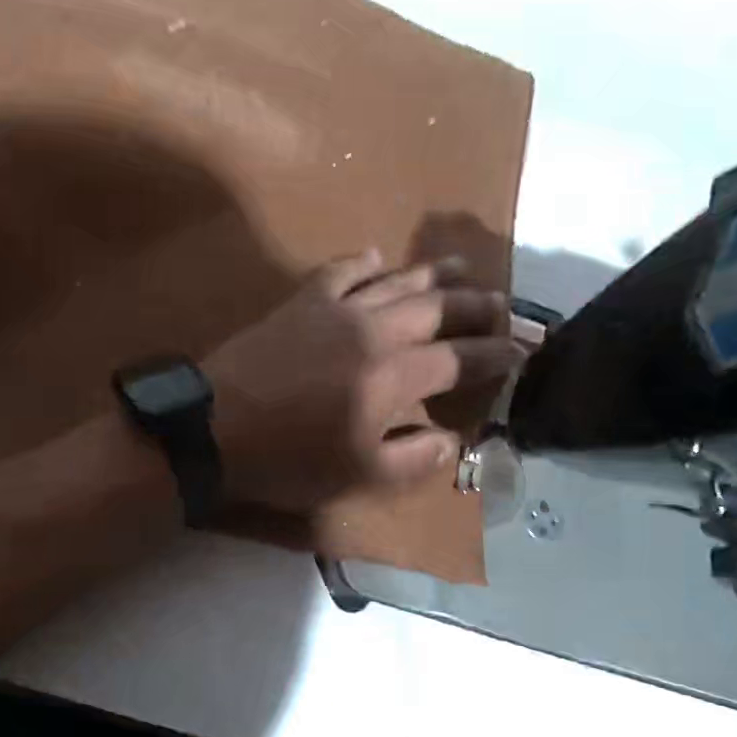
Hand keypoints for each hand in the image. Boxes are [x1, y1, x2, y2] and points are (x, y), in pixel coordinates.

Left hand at [203, 250, 523, 511]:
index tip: (520, 350)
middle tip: (502, 303)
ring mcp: (337, 308)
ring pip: (398, 280)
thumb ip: (415, 459)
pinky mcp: (302, 301)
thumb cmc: (291, 460)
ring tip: (463, 267)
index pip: (458, 359)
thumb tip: (450, 439)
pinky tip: (379, 257)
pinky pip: (342, 271)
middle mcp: (375, 331)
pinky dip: (365, 262)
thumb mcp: (362, 478)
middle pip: (438, 308)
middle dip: (475, 305)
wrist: (216, 427)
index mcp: (394, 376)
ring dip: (434, 274)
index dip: (493, 355)